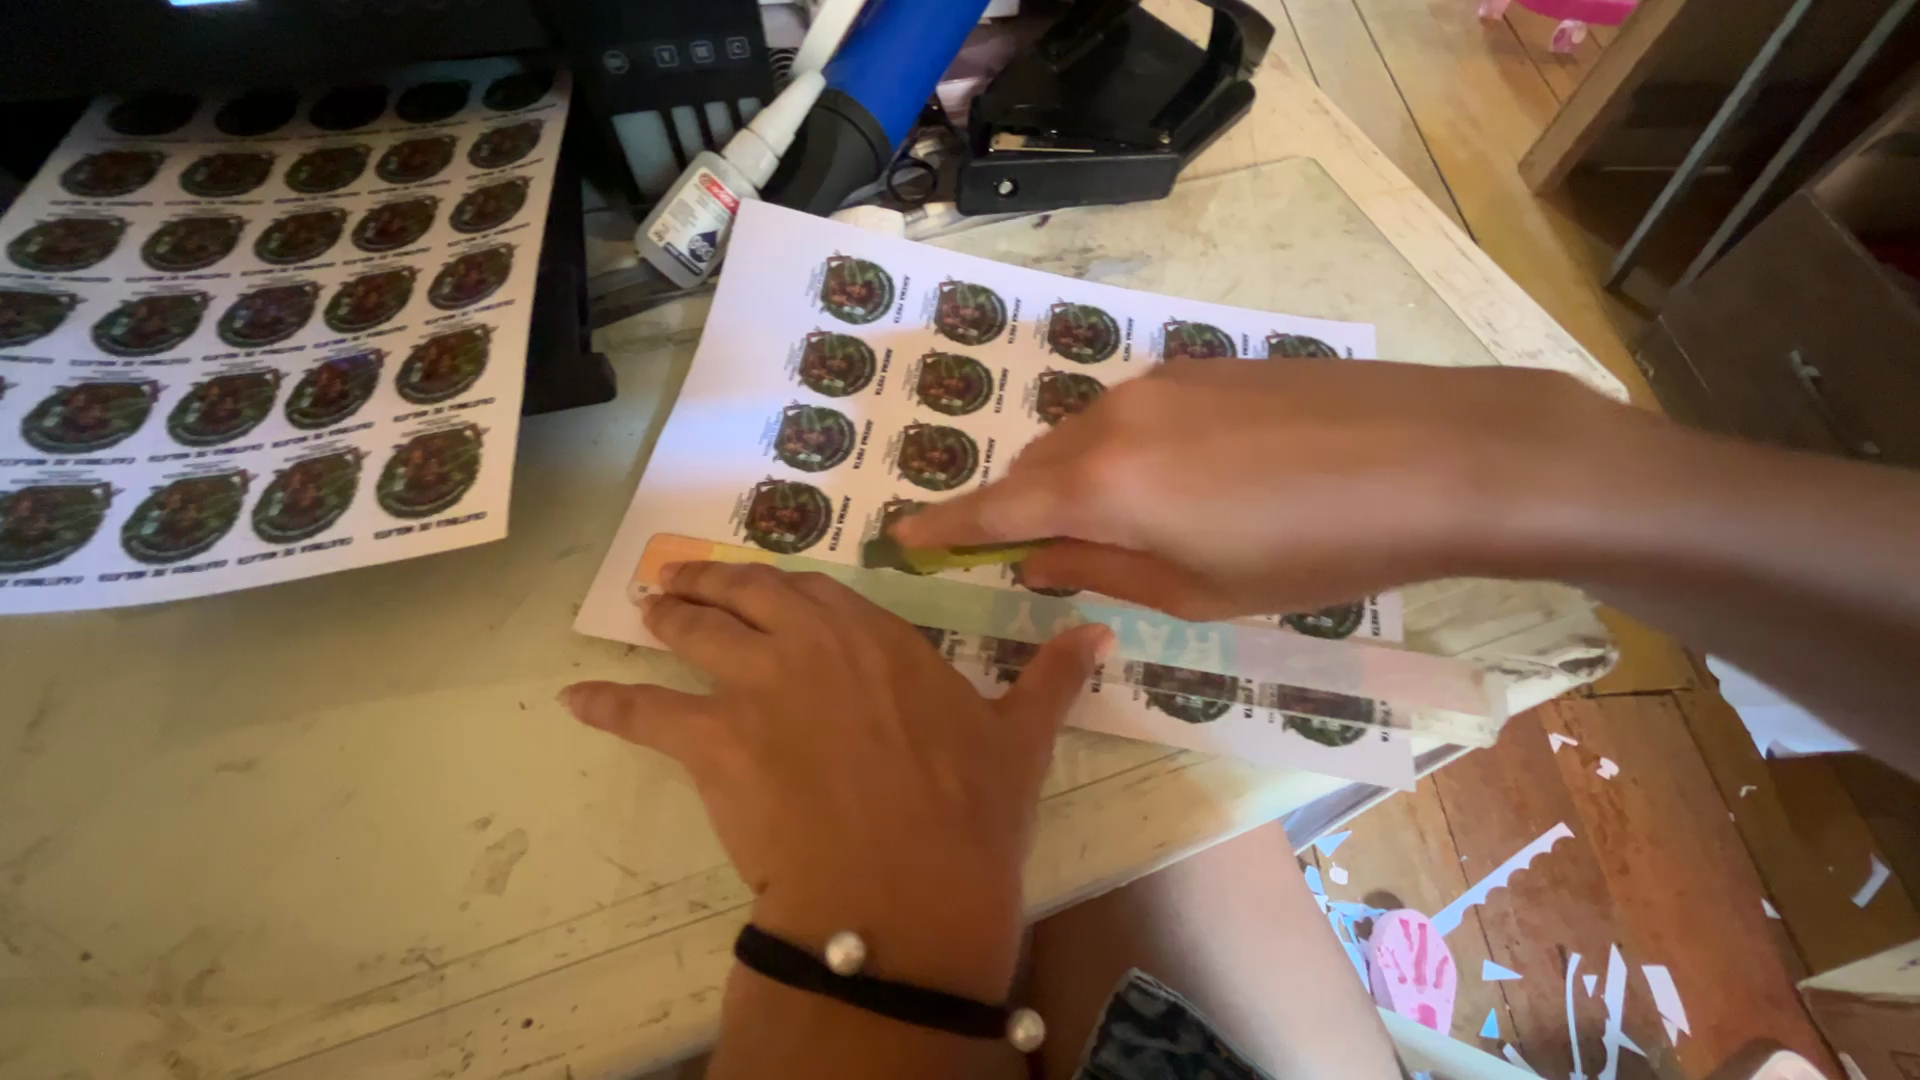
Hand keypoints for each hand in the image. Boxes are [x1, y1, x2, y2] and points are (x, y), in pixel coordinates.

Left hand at [560, 561, 1111, 999]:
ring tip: (646, 607)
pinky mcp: (713, 742)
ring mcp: (756, 687)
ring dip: (667, 617)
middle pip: (748, 596)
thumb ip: (1054, 675)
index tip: (766, 585)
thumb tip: (1100, 631)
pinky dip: (608, 704)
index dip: (785, 586)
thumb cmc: (968, 809)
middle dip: (715, 585)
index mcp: (877, 635)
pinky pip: (645, 713)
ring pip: (695, 634)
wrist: (907, 886)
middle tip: (688, 581)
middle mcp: (810, 643)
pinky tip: (574, 698)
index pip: (818, 591)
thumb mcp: (1020, 736)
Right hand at [896, 359, 1658, 618]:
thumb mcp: (1198, 591)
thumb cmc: (1313, 551)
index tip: (903, 535)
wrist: (1441, 455)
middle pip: (1033, 469)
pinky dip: (1118, 452)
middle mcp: (1111, 418)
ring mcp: (1156, 381)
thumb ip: (1099, 569)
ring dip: (1073, 481)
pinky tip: (1174, 478)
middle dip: (1019, 511)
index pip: (996, 509)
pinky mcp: (1199, 363)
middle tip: (1031, 553)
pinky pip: (1126, 414)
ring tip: (1118, 524)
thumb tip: (1032, 559)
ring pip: (1079, 437)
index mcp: (1103, 485)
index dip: (945, 526)